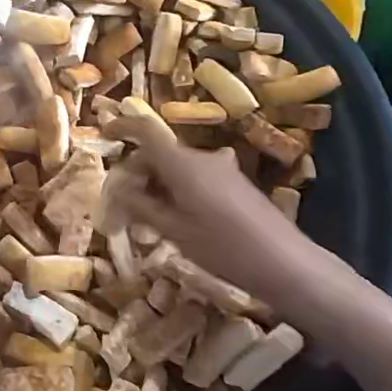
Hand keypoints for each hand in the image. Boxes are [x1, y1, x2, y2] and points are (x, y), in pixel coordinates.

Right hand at [105, 116, 340, 313]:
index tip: (105, 133)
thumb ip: (142, 206)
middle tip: (122, 201)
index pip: (147, 131)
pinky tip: (177, 219)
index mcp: (183, 164)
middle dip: (137, 170)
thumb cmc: (224, 248)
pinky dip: (177, 189)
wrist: (286, 264)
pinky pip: (195, 176)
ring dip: (157, 183)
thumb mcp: (174, 231)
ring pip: (177, 166)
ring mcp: (222, 169)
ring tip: (147, 216)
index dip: (123, 126)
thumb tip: (117, 188)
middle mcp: (202, 158)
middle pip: (160, 152)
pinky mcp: (234, 183)